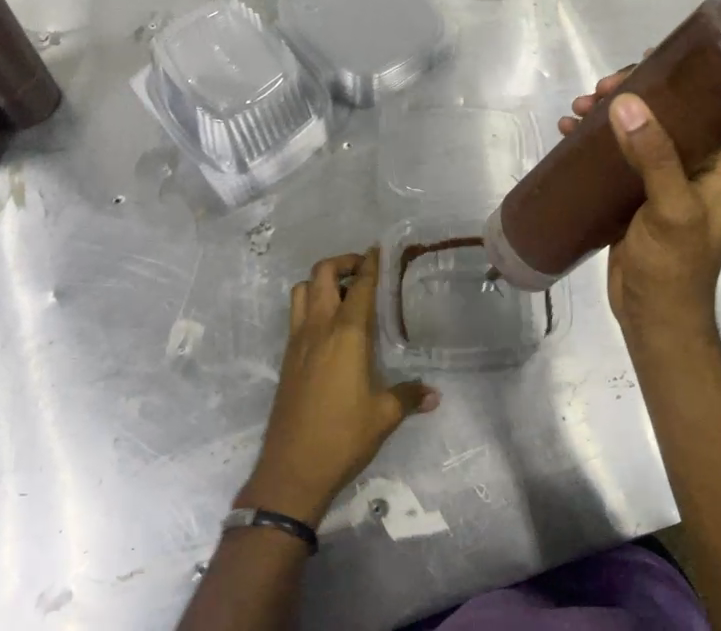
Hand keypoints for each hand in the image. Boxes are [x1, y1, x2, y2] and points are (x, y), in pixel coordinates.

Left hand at [239, 250, 438, 524]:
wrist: (292, 470)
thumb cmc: (343, 437)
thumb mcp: (384, 416)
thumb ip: (409, 397)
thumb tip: (434, 394)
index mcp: (347, 335)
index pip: (360, 286)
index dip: (370, 264)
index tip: (379, 250)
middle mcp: (318, 330)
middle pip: (322, 275)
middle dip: (343, 263)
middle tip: (364, 271)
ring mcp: (297, 344)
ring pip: (303, 292)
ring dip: (322, 282)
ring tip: (345, 295)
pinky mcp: (287, 360)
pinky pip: (297, 316)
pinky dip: (312, 306)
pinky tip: (330, 329)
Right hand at [560, 68, 720, 346]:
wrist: (654, 320)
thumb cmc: (675, 267)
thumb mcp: (672, 209)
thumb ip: (654, 157)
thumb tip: (627, 102)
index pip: (711, 102)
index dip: (678, 79)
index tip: (637, 68)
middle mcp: (698, 164)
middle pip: (668, 111)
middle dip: (632, 95)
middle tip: (597, 91)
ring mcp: (665, 180)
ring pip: (639, 131)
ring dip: (609, 115)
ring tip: (576, 110)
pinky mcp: (637, 196)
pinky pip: (619, 156)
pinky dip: (595, 141)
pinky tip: (568, 133)